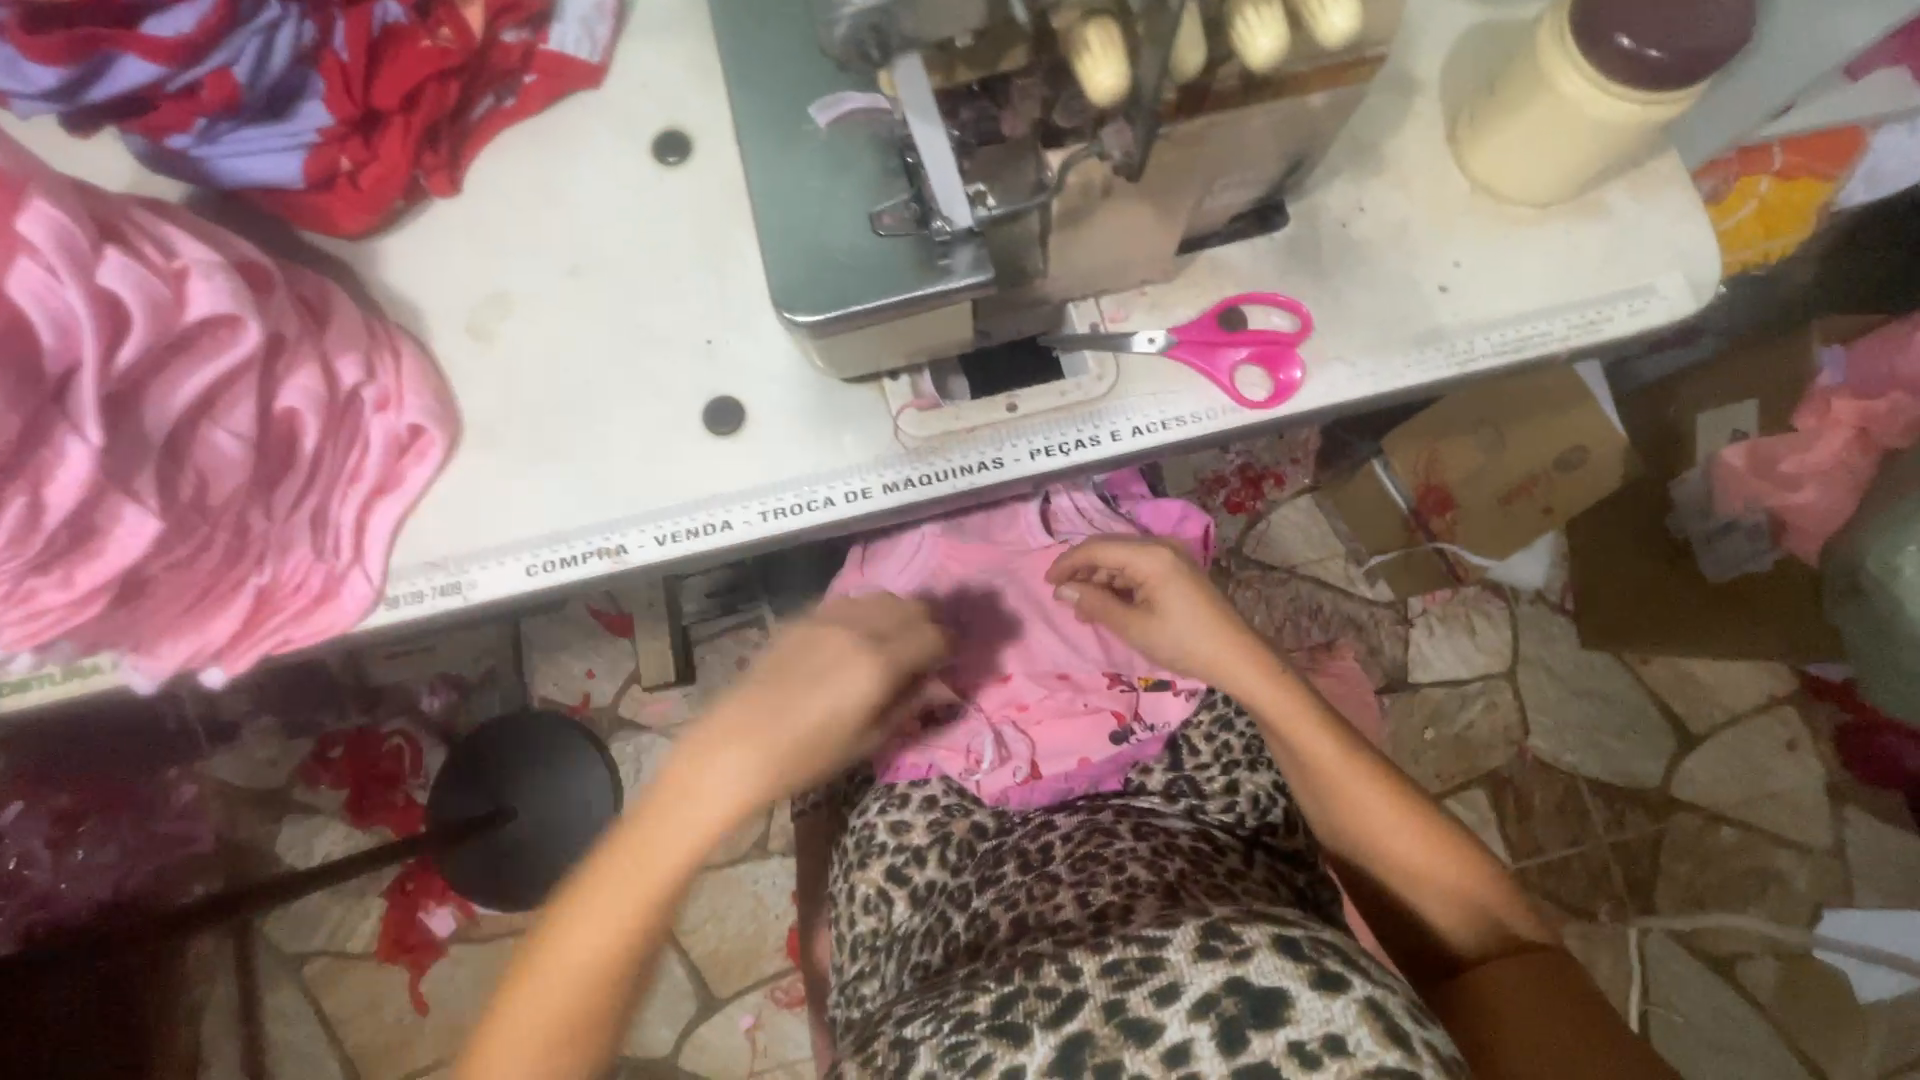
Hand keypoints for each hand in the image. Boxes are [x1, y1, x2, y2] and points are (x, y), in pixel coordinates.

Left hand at [681, 593, 948, 808]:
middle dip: (927, 626)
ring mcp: (828, 617)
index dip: (947, 648)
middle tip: (923, 654)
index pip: (934, 634)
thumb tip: (942, 687)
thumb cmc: (807, 757)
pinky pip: (849, 601)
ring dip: (897, 615)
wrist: (737, 745)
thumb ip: (910, 704)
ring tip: (891, 643)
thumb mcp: (869, 739)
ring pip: (882, 597)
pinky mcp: (803, 617)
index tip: (944, 665)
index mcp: (879, 663)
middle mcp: (858, 628)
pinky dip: (865, 613)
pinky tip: (855, 640)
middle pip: (913, 606)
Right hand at [1045, 536, 1273, 693]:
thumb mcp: (1132, 626)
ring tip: (1084, 609)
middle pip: (1108, 549)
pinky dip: (1119, 584)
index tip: (1047, 584)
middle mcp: (1159, 546)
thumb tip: (1062, 590)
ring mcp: (1171, 556)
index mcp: (1149, 555)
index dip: (1067, 563)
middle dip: (1082, 571)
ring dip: (1100, 579)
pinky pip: (1138, 568)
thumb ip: (1095, 603)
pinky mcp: (1177, 569)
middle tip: (1064, 598)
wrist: (1236, 656)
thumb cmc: (1183, 642)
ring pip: (1122, 559)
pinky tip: (1108, 606)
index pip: (1096, 548)